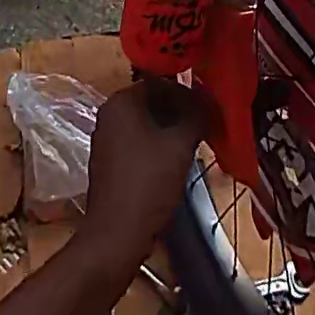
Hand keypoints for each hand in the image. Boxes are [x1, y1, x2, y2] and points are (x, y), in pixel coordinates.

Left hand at [79, 80, 207, 264]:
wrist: (117, 231)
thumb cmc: (148, 182)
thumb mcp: (179, 147)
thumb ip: (195, 117)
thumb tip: (208, 101)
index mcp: (122, 101)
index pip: (158, 83)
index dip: (186, 93)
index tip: (208, 107)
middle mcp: (109, 112)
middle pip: (151, 101)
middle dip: (179, 111)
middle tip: (205, 125)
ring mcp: (106, 136)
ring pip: (145, 122)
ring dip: (170, 129)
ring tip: (196, 142)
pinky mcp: (109, 159)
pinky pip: (137, 140)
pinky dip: (157, 144)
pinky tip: (175, 160)